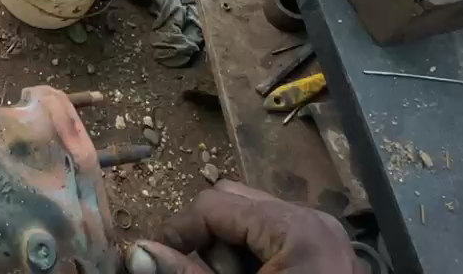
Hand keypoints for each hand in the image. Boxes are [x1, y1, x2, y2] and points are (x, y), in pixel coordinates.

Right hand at [127, 182, 360, 273]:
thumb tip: (135, 252)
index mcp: (294, 227)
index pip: (213, 204)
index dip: (178, 230)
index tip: (155, 258)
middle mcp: (311, 219)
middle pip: (231, 203)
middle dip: (208, 240)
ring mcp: (323, 236)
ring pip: (249, 219)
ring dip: (228, 250)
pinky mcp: (327, 254)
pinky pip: (272, 237)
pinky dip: (253, 259)